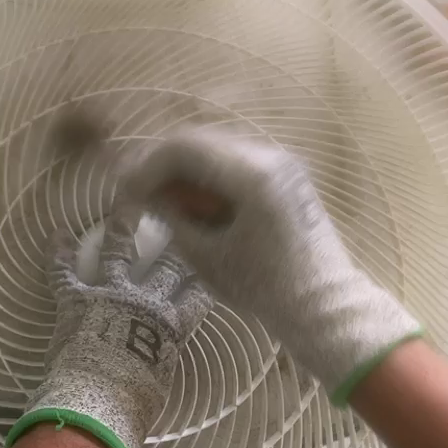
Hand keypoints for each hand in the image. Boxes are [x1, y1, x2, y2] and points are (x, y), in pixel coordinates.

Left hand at [4, 208, 212, 447]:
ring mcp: (109, 294)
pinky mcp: (76, 297)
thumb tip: (151, 380)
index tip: (212, 265)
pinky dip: (57, 253)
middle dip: (174, 246)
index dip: (205, 283)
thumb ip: (156, 371)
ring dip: (122, 229)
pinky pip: (63, 271)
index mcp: (170, 329)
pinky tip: (56, 233)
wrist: (98, 401)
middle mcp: (144, 303)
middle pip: (166, 268)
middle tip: (178, 223)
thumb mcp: (156, 388)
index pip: (196, 300)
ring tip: (125, 207)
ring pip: (118, 253)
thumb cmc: (132, 406)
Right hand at [120, 126, 422, 402]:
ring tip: (162, 197)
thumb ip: (171, 214)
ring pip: (215, 148)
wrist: (322, 305)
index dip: (147, 166)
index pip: (183, 149)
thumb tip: (141, 193)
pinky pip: (234, 160)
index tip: (125, 190)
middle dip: (162, 165)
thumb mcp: (205, 253)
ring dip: (184, 168)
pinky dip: (207, 174)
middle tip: (137, 192)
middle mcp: (268, 156)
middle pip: (199, 141)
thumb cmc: (263, 287)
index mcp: (250, 175)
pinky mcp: (285, 173)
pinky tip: (194, 199)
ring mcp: (280, 161)